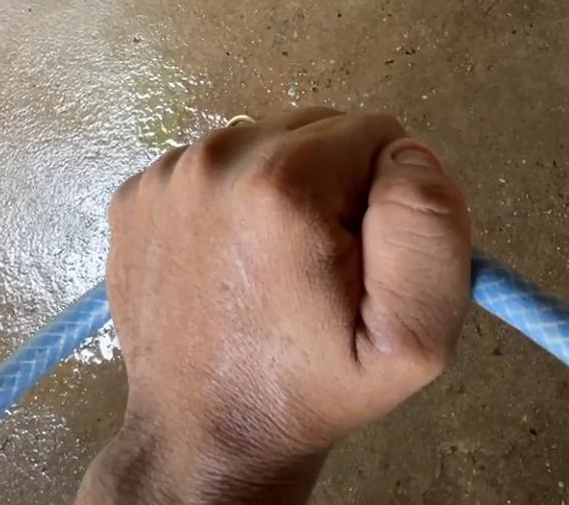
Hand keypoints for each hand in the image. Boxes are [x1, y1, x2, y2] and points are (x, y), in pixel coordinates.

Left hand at [80, 109, 471, 504]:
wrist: (206, 439)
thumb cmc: (312, 388)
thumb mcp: (411, 337)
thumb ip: (431, 228)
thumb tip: (405, 151)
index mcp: (283, 182)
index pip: (376, 133)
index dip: (385, 195)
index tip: (362, 255)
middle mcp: (215, 159)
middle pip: (322, 128)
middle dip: (339, 181)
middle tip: (326, 259)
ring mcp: (167, 175)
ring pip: (273, 140)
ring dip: (290, 185)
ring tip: (279, 259)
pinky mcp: (138, 192)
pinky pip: (223, 164)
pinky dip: (239, 196)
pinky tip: (234, 255)